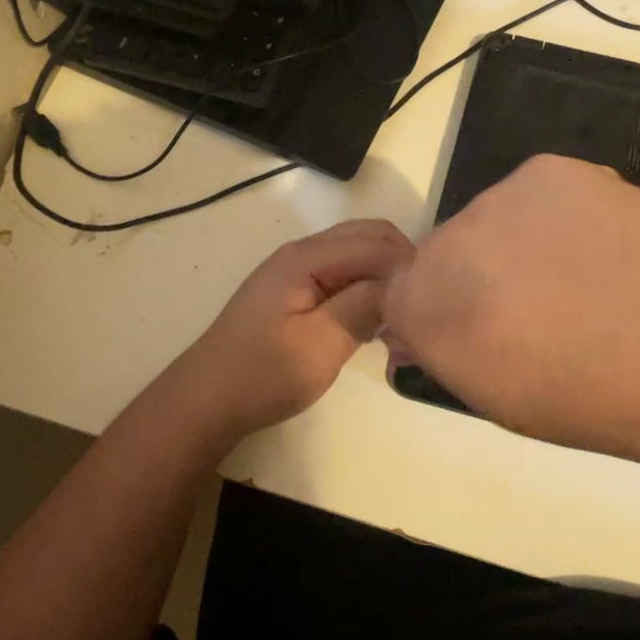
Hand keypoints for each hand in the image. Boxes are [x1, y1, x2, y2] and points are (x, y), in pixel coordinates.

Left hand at [168, 219, 412, 441]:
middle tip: (421, 304)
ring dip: (383, 275)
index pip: (374, 242)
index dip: (407, 265)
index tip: (432, 300)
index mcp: (306, 257)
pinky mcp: (295, 293)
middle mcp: (302, 253)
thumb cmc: (263, 374)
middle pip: (366, 237)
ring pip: (356, 255)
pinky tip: (375, 322)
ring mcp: (296, 271)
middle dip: (399, 263)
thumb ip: (363, 306)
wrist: (207, 402)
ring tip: (402, 314)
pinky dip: (366, 288)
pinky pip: (342, 275)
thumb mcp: (321, 344)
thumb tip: (402, 283)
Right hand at [382, 156, 639, 465]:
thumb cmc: (599, 400)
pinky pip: (537, 193)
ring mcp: (503, 199)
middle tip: (538, 308)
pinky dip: (559, 215)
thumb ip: (449, 358)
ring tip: (585, 278)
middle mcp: (451, 245)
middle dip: (478, 276)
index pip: (397, 295)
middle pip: (445, 252)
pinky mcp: (552, 169)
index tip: (475, 330)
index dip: (436, 312)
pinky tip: (604, 246)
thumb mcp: (505, 403)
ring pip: (493, 219)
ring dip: (519, 242)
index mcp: (429, 310)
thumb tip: (416, 334)